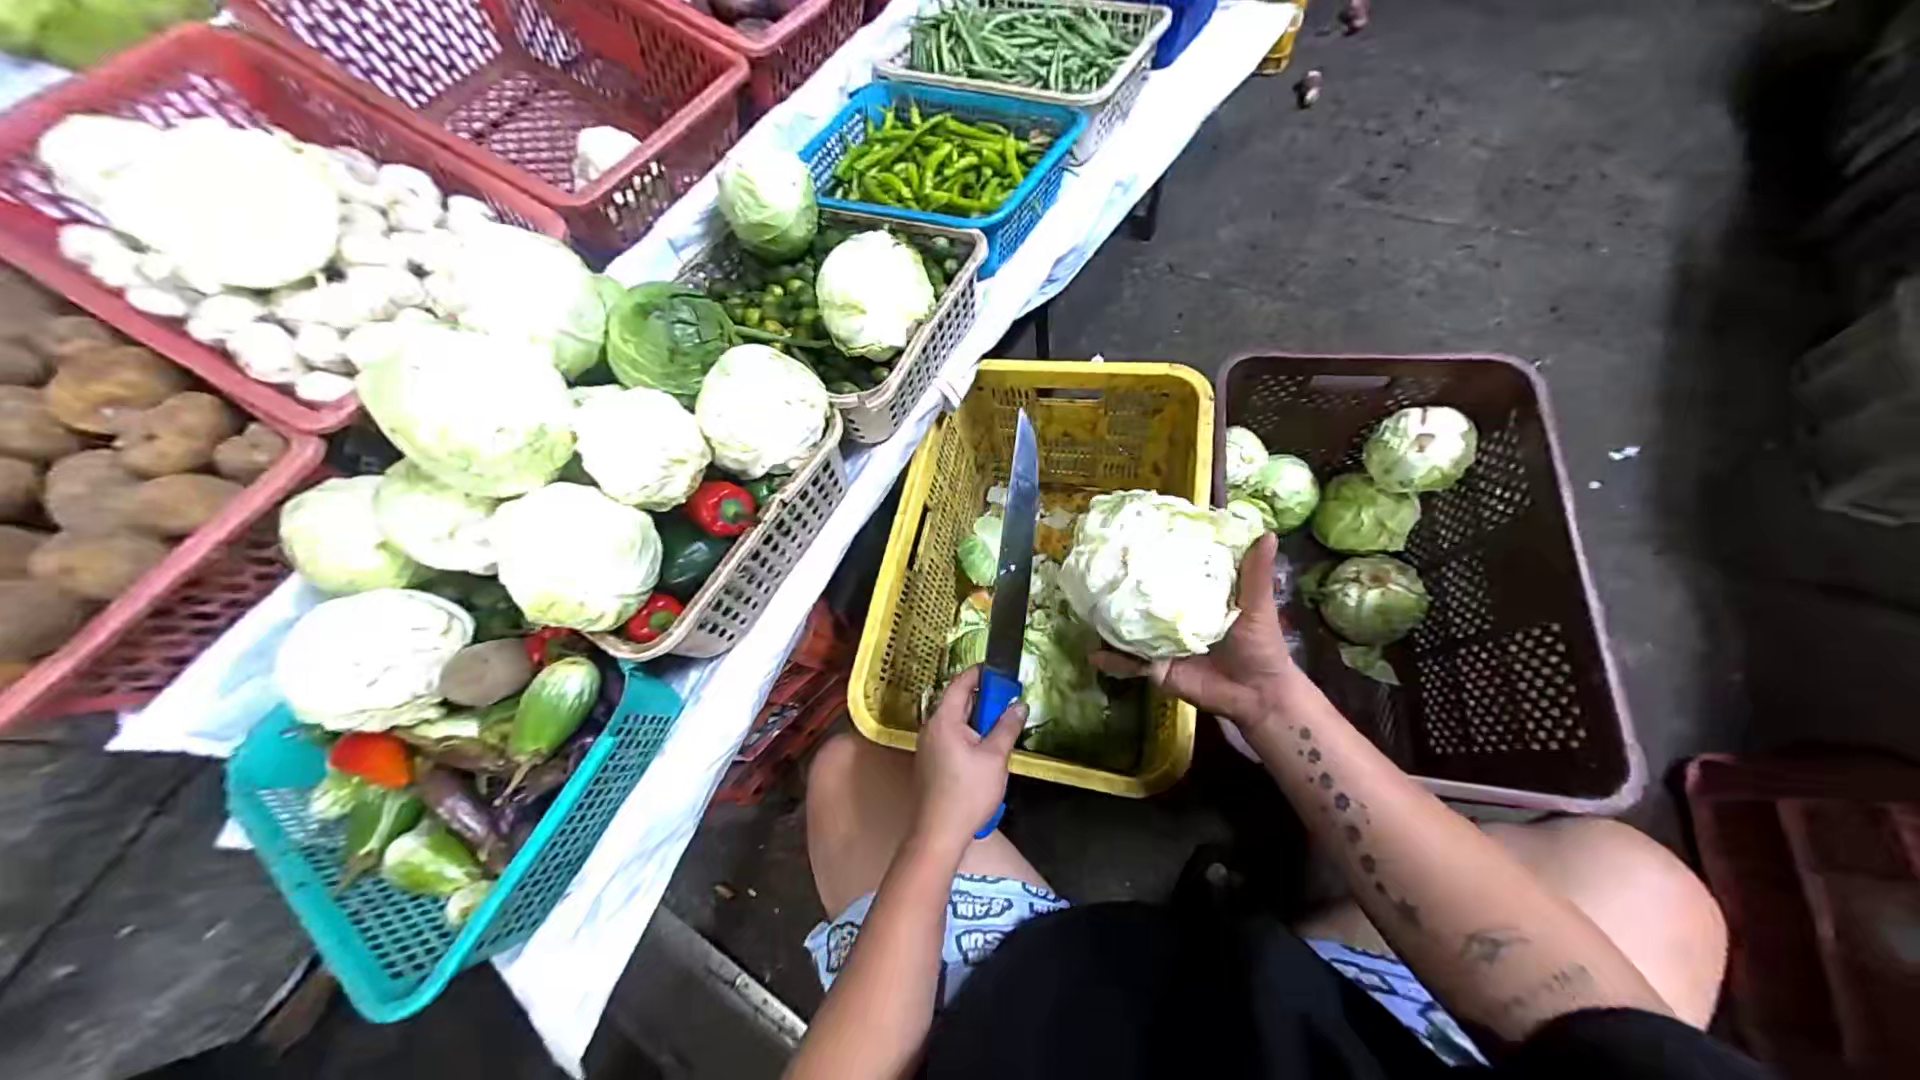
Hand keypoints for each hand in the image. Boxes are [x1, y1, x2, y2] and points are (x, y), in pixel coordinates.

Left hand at [914, 666, 1026, 842]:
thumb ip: (1007, 727)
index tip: (999, 671)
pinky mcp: (929, 761)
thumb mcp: (995, 757)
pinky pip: (949, 737)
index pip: (960, 683)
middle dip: (983, 699)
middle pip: (956, 702)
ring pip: (954, 721)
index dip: (980, 673)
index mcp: (943, 720)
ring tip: (1000, 727)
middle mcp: (930, 728)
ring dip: (977, 719)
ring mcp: (927, 746)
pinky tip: (984, 750)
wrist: (938, 833)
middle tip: (1007, 701)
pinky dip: (968, 735)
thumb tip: (1019, 706)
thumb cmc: (967, 793)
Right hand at [1091, 533, 1296, 729]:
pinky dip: (1112, 661)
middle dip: (1117, 588)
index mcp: (1193, 596)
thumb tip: (1268, 533)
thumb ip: (1256, 574)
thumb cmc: (1260, 645)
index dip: (1151, 556)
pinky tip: (1095, 655)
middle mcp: (1171, 616)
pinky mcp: (1155, 668)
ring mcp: (1159, 642)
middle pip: (1139, 599)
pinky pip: (1129, 663)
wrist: (1258, 695)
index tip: (1131, 536)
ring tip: (1084, 609)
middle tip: (1095, 570)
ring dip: (1106, 622)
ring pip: (1127, 629)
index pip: (1168, 571)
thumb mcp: (1258, 606)